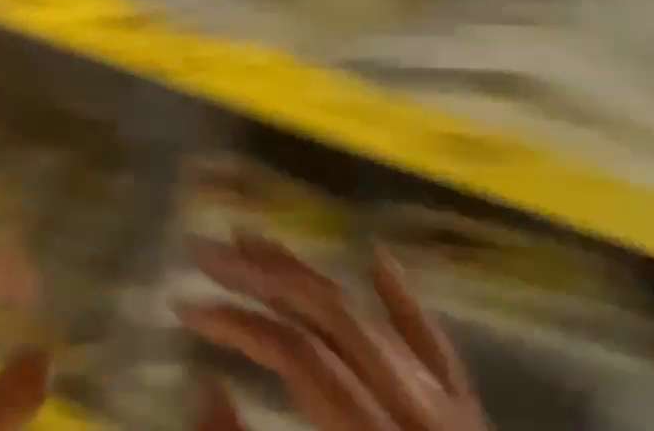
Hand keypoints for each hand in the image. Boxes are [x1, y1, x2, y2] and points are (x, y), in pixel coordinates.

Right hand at [176, 232, 490, 430]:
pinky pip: (442, 356)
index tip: (180, 307)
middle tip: (199, 250)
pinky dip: (407, 308)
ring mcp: (456, 421)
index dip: (234, 322)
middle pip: (334, 321)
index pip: (298, 354)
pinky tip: (376, 259)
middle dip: (261, 277)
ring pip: (378, 323)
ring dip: (310, 276)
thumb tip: (205, 384)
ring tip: (252, 240)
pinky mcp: (473, 427)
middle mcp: (420, 419)